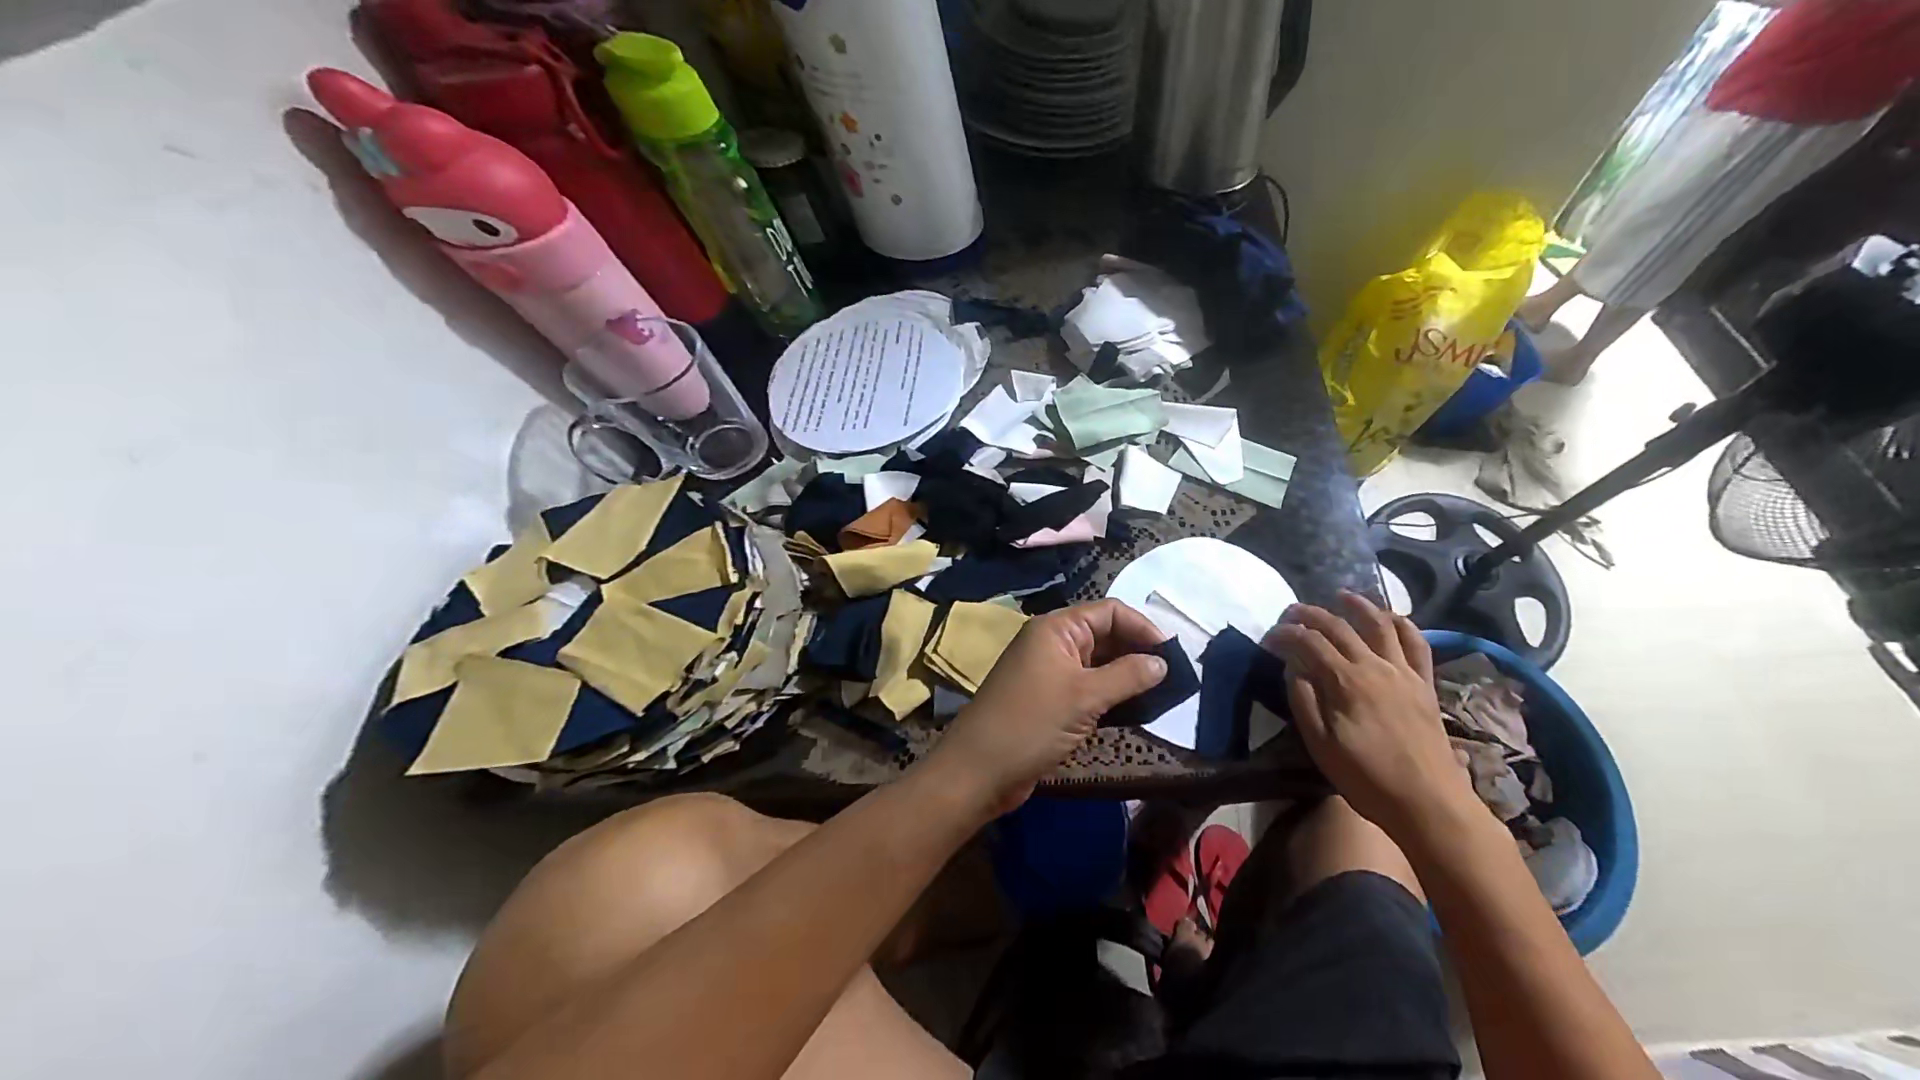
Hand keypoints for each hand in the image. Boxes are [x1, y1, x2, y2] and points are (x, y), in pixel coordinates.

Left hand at [928, 599, 1169, 817]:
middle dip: (1138, 652)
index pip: (1109, 612)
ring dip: (1128, 676)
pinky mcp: (1049, 700)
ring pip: (1098, 664)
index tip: (1172, 655)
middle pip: (1105, 635)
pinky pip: (1088, 688)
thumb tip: (1162, 663)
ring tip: (1163, 695)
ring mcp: (1049, 673)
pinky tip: (1136, 711)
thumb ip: (1127, 676)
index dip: (1142, 627)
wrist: (980, 770)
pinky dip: (1111, 696)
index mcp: (1055, 629)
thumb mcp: (1085, 697)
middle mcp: (1052, 643)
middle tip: (1174, 678)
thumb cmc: (1031, 724)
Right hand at [1263, 591, 1476, 841]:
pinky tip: (1391, 619)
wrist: (1429, 804)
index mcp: (1346, 682)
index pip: (1309, 643)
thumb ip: (1304, 701)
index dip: (1285, 634)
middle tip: (1291, 612)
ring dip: (1359, 606)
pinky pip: (1417, 645)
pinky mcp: (1424, 685)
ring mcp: (1404, 673)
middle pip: (1340, 627)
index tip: (1268, 637)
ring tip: (1341, 596)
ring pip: (1381, 625)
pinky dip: (1402, 625)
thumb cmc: (1366, 778)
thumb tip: (1294, 669)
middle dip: (1311, 614)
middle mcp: (1376, 667)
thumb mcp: (1321, 744)